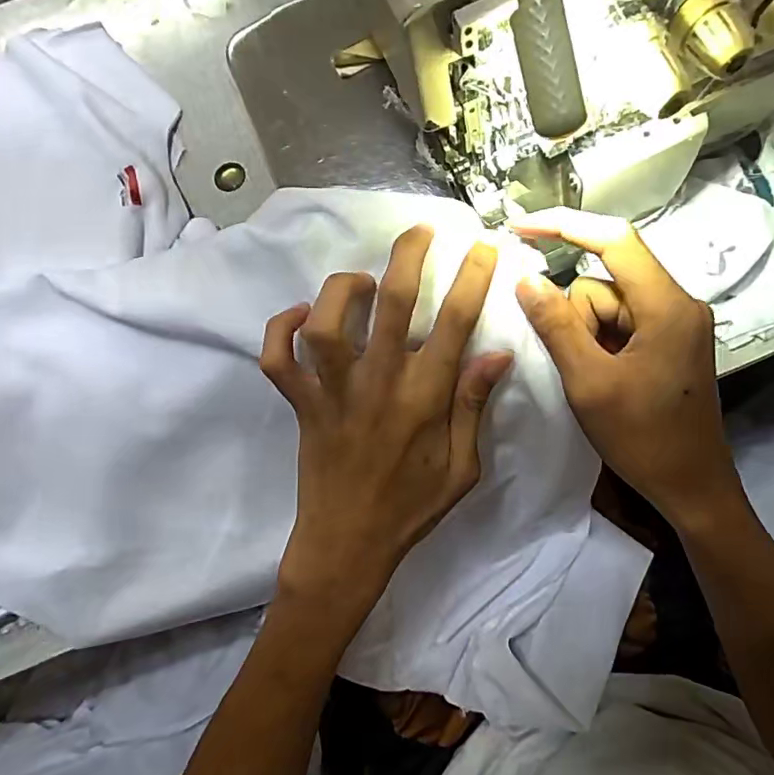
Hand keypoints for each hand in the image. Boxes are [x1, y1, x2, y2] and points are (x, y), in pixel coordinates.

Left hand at [260, 226, 512, 608]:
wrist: (347, 545)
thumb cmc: (411, 508)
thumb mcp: (463, 468)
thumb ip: (473, 407)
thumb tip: (496, 355)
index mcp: (425, 398)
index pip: (455, 323)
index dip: (472, 278)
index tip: (482, 248)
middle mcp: (378, 384)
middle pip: (393, 303)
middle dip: (410, 255)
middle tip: (421, 229)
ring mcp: (333, 392)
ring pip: (327, 323)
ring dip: (343, 289)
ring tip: (364, 282)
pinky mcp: (300, 405)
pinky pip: (277, 360)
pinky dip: (280, 329)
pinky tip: (300, 315)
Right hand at [512, 208, 739, 518]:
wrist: (692, 486)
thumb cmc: (644, 439)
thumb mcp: (589, 383)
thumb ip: (556, 326)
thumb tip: (525, 278)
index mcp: (667, 306)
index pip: (615, 240)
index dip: (565, 225)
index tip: (519, 226)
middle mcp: (678, 303)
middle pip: (605, 282)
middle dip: (578, 316)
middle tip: (581, 367)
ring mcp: (676, 323)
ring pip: (609, 305)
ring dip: (589, 336)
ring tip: (597, 381)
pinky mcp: (670, 341)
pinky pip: (621, 324)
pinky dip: (601, 344)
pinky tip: (605, 379)